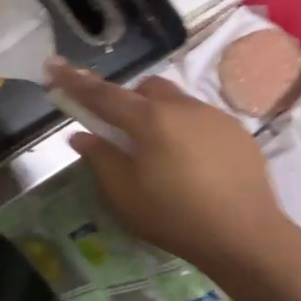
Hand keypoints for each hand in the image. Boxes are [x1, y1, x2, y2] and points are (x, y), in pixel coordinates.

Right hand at [48, 61, 292, 270]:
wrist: (246, 236)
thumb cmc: (174, 216)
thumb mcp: (124, 194)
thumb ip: (100, 159)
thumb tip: (82, 135)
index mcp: (149, 120)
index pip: (102, 94)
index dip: (74, 81)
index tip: (53, 65)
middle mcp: (183, 108)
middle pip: (146, 88)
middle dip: (126, 100)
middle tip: (118, 131)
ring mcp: (215, 117)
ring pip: (176, 101)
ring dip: (158, 115)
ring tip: (158, 153)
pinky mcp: (238, 134)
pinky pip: (201, 119)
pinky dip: (185, 131)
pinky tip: (190, 165)